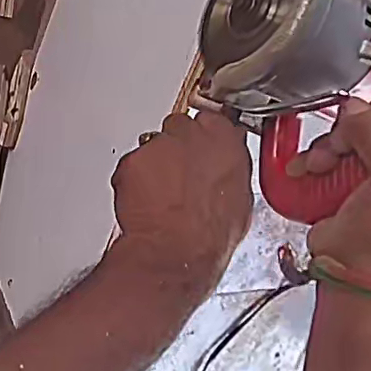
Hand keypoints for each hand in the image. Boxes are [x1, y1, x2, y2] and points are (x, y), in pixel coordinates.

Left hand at [109, 111, 253, 294]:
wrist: (175, 250)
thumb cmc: (208, 234)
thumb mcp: (239, 200)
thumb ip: (229, 173)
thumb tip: (223, 174)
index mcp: (225, 141)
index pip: (213, 121)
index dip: (202, 138)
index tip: (198, 149)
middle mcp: (191, 136)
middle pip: (178, 127)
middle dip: (175, 147)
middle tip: (174, 176)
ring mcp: (159, 145)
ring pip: (152, 144)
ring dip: (153, 163)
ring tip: (158, 195)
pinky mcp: (132, 159)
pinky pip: (131, 164)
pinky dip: (132, 178)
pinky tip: (143, 201)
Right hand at [288, 95, 370, 283]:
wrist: (356, 278)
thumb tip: (355, 110)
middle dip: (352, 131)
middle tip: (342, 148)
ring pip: (349, 136)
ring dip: (327, 148)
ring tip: (319, 166)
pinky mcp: (347, 185)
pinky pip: (328, 156)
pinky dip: (312, 161)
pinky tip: (308, 171)